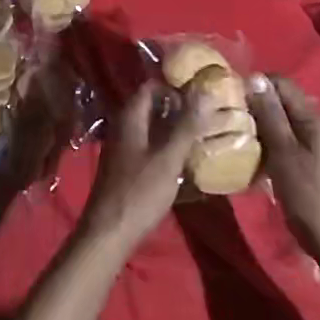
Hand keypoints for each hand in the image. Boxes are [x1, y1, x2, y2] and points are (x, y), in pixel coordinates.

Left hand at [78, 83, 202, 249]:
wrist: (109, 231)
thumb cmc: (139, 191)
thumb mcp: (168, 158)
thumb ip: (186, 125)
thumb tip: (205, 90)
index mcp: (130, 116)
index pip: (151, 87)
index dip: (174, 87)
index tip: (201, 94)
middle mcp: (124, 125)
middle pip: (153, 108)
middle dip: (179, 110)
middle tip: (210, 116)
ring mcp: (124, 146)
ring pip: (153, 129)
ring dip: (175, 131)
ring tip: (205, 136)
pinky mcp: (128, 166)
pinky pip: (151, 147)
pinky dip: (168, 148)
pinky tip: (188, 161)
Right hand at [248, 74, 319, 259]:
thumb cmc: (309, 198)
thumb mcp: (284, 154)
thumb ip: (270, 115)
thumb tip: (255, 78)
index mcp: (315, 118)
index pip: (282, 83)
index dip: (256, 84)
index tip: (233, 97)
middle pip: (284, 100)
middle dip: (258, 103)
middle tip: (233, 116)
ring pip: (285, 120)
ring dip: (264, 123)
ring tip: (241, 134)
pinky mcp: (317, 161)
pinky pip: (290, 138)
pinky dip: (273, 140)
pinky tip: (259, 153)